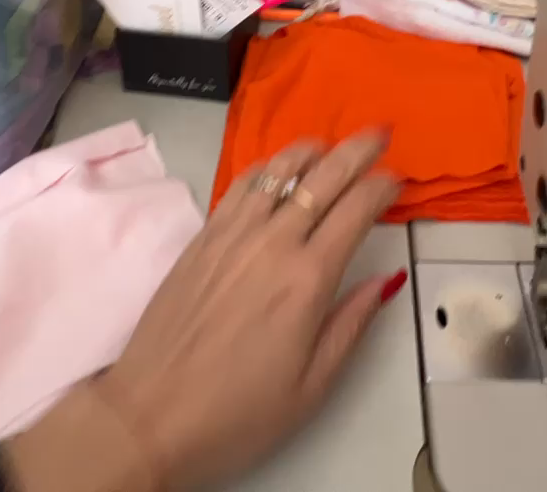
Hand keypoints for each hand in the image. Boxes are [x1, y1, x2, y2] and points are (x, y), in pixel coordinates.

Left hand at [93, 131, 403, 488]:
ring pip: (279, 169)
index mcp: (308, 279)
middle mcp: (274, 242)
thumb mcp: (312, 387)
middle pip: (324, 177)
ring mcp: (234, 232)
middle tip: (378, 133)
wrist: (150, 414)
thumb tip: (385, 279)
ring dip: (311, 148)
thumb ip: (352, 324)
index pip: (356, 211)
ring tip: (330, 142)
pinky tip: (277, 166)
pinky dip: (267, 166)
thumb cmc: (239, 411)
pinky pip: (241, 184)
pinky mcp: (204, 234)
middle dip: (357, 150)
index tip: (396, 179)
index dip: (382, 187)